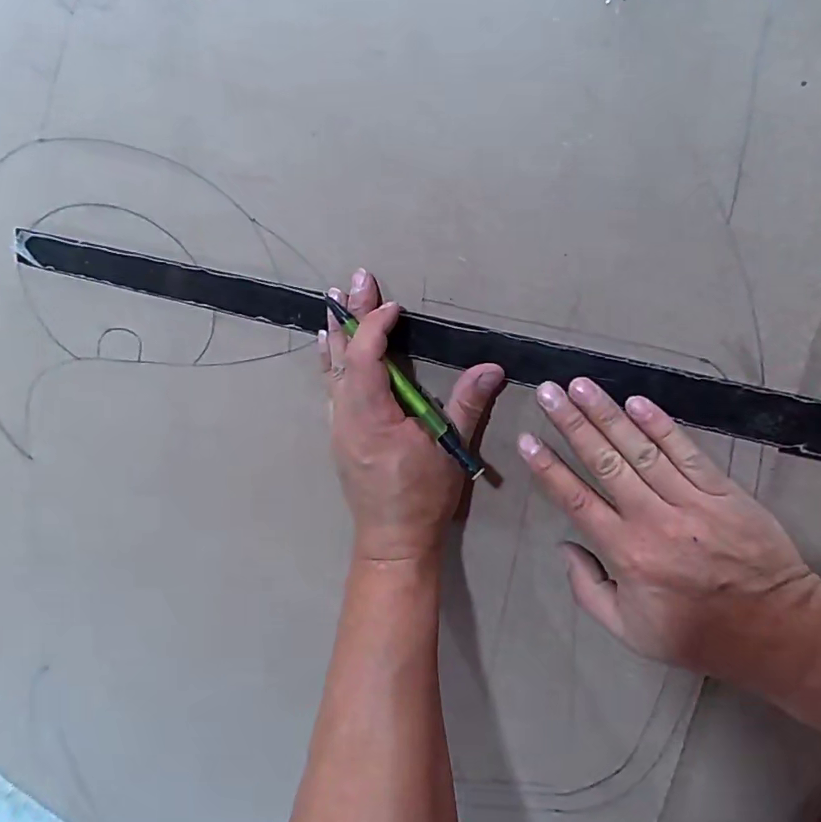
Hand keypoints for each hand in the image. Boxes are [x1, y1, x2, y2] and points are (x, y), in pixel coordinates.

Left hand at [321, 269, 505, 564]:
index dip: (374, 327)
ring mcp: (337, 426)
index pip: (365, 359)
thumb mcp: (449, 451)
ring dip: (336, 333)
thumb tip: (493, 367)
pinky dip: (331, 360)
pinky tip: (327, 346)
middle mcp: (345, 417)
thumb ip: (467, 405)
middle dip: (350, 315)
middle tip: (353, 280)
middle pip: (343, 356)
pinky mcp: (340, 434)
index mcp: (370, 418)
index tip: (392, 306)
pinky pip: (330, 387)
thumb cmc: (422, 498)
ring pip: (331, 370)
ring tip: (333, 301)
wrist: (391, 541)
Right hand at [517, 377, 820, 690]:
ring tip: (581, 385)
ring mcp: (691, 503)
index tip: (526, 439)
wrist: (779, 631)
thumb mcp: (630, 632)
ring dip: (607, 414)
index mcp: (627, 554)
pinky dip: (661, 425)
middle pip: (604, 462)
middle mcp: (654, 521)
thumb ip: (588, 590)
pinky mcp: (724, 493)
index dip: (548, 468)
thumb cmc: (696, 634)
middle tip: (548, 392)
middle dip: (572, 423)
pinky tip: (636, 401)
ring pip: (640, 450)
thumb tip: (565, 545)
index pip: (577, 500)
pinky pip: (687, 452)